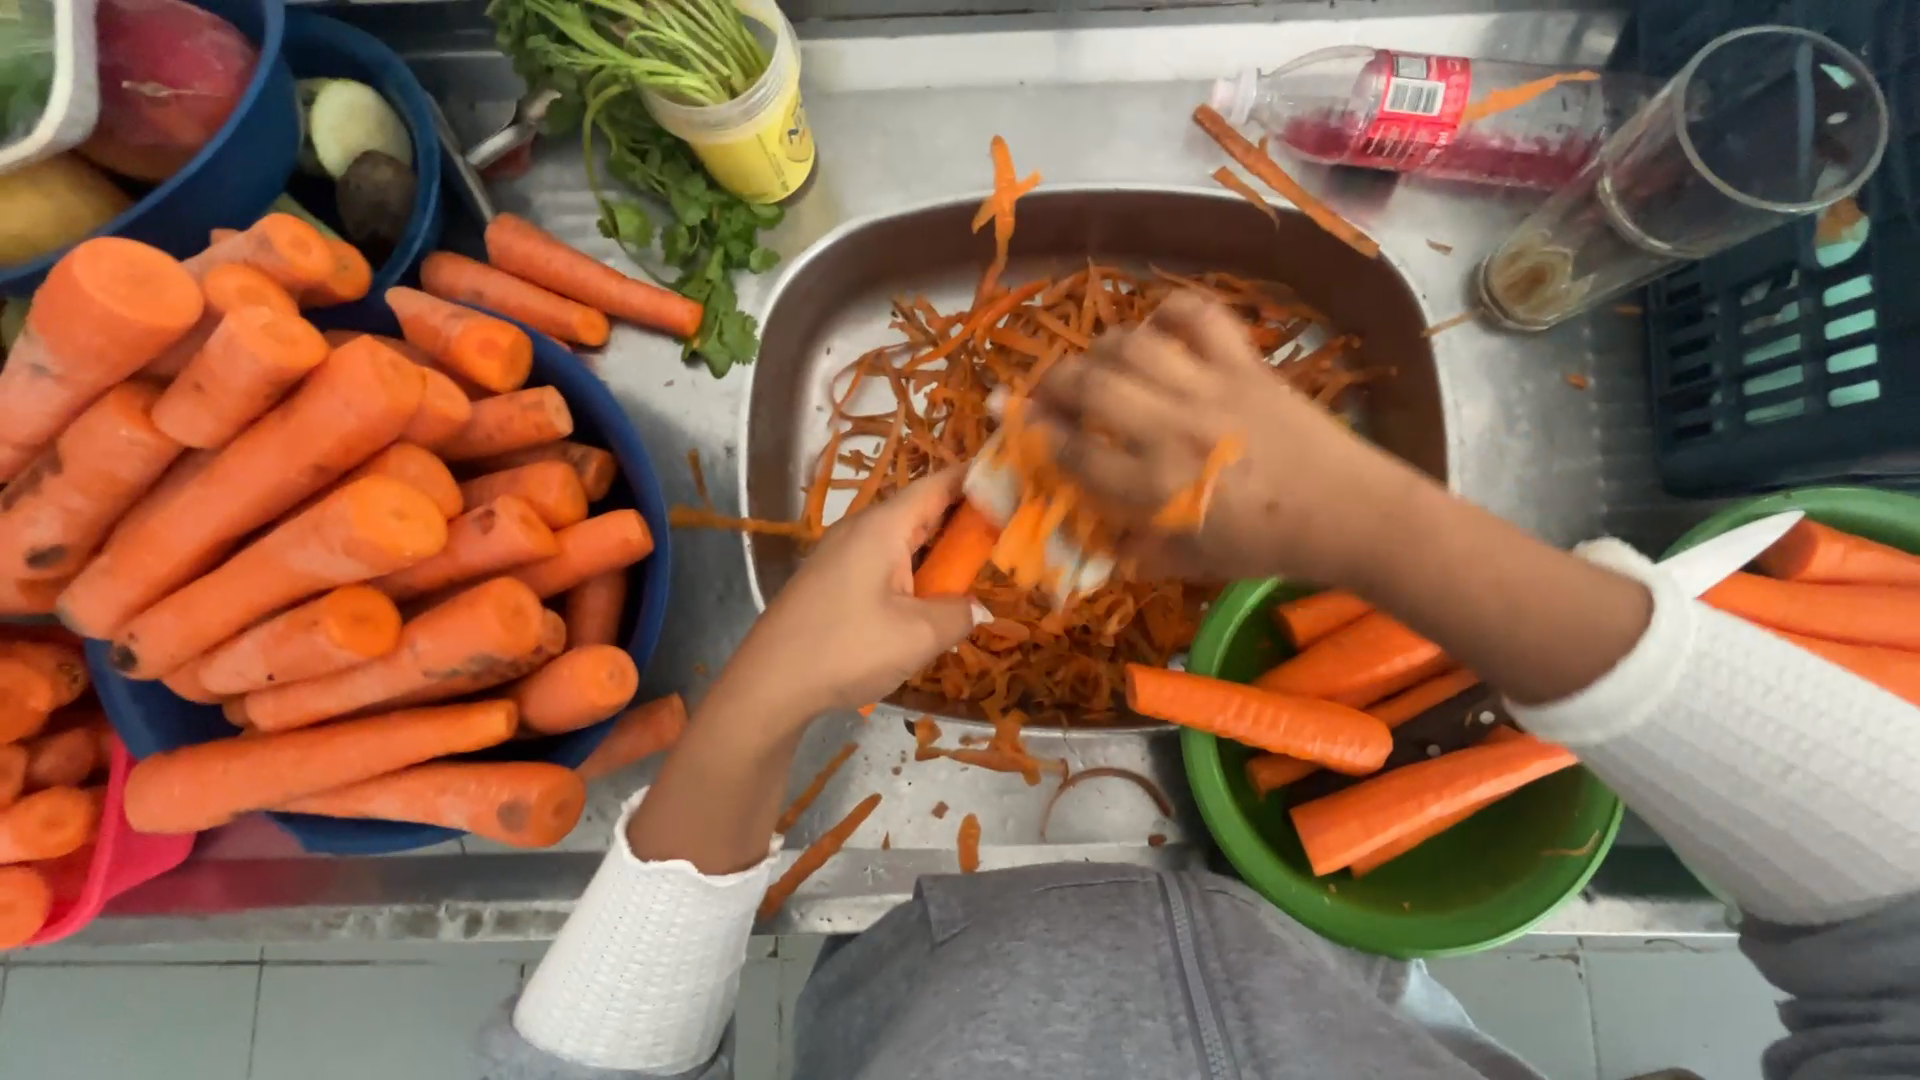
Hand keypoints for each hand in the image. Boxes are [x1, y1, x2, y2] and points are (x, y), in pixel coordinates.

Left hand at [719, 468, 988, 722]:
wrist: (769, 685)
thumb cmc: (846, 649)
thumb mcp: (918, 636)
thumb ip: (959, 614)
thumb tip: (980, 608)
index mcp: (883, 526)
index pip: (939, 484)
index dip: (978, 478)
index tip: (1014, 480)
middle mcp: (861, 529)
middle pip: (922, 510)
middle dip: (965, 519)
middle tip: (1008, 531)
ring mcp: (842, 554)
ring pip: (903, 540)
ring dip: (939, 551)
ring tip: (976, 568)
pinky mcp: (833, 581)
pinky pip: (885, 563)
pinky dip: (915, 571)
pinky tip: (930, 599)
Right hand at [1029, 291, 1424, 585]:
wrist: (1349, 514)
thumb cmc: (1266, 546)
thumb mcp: (1191, 563)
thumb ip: (1136, 552)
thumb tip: (1095, 541)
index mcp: (1155, 486)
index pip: (1075, 452)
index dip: (1038, 436)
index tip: (1022, 427)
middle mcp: (1172, 429)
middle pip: (1090, 386)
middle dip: (1051, 385)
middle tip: (1043, 391)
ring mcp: (1210, 389)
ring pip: (1133, 346)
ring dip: (1099, 349)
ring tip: (1093, 363)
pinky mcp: (1245, 364)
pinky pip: (1199, 317)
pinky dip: (1169, 313)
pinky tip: (1155, 330)